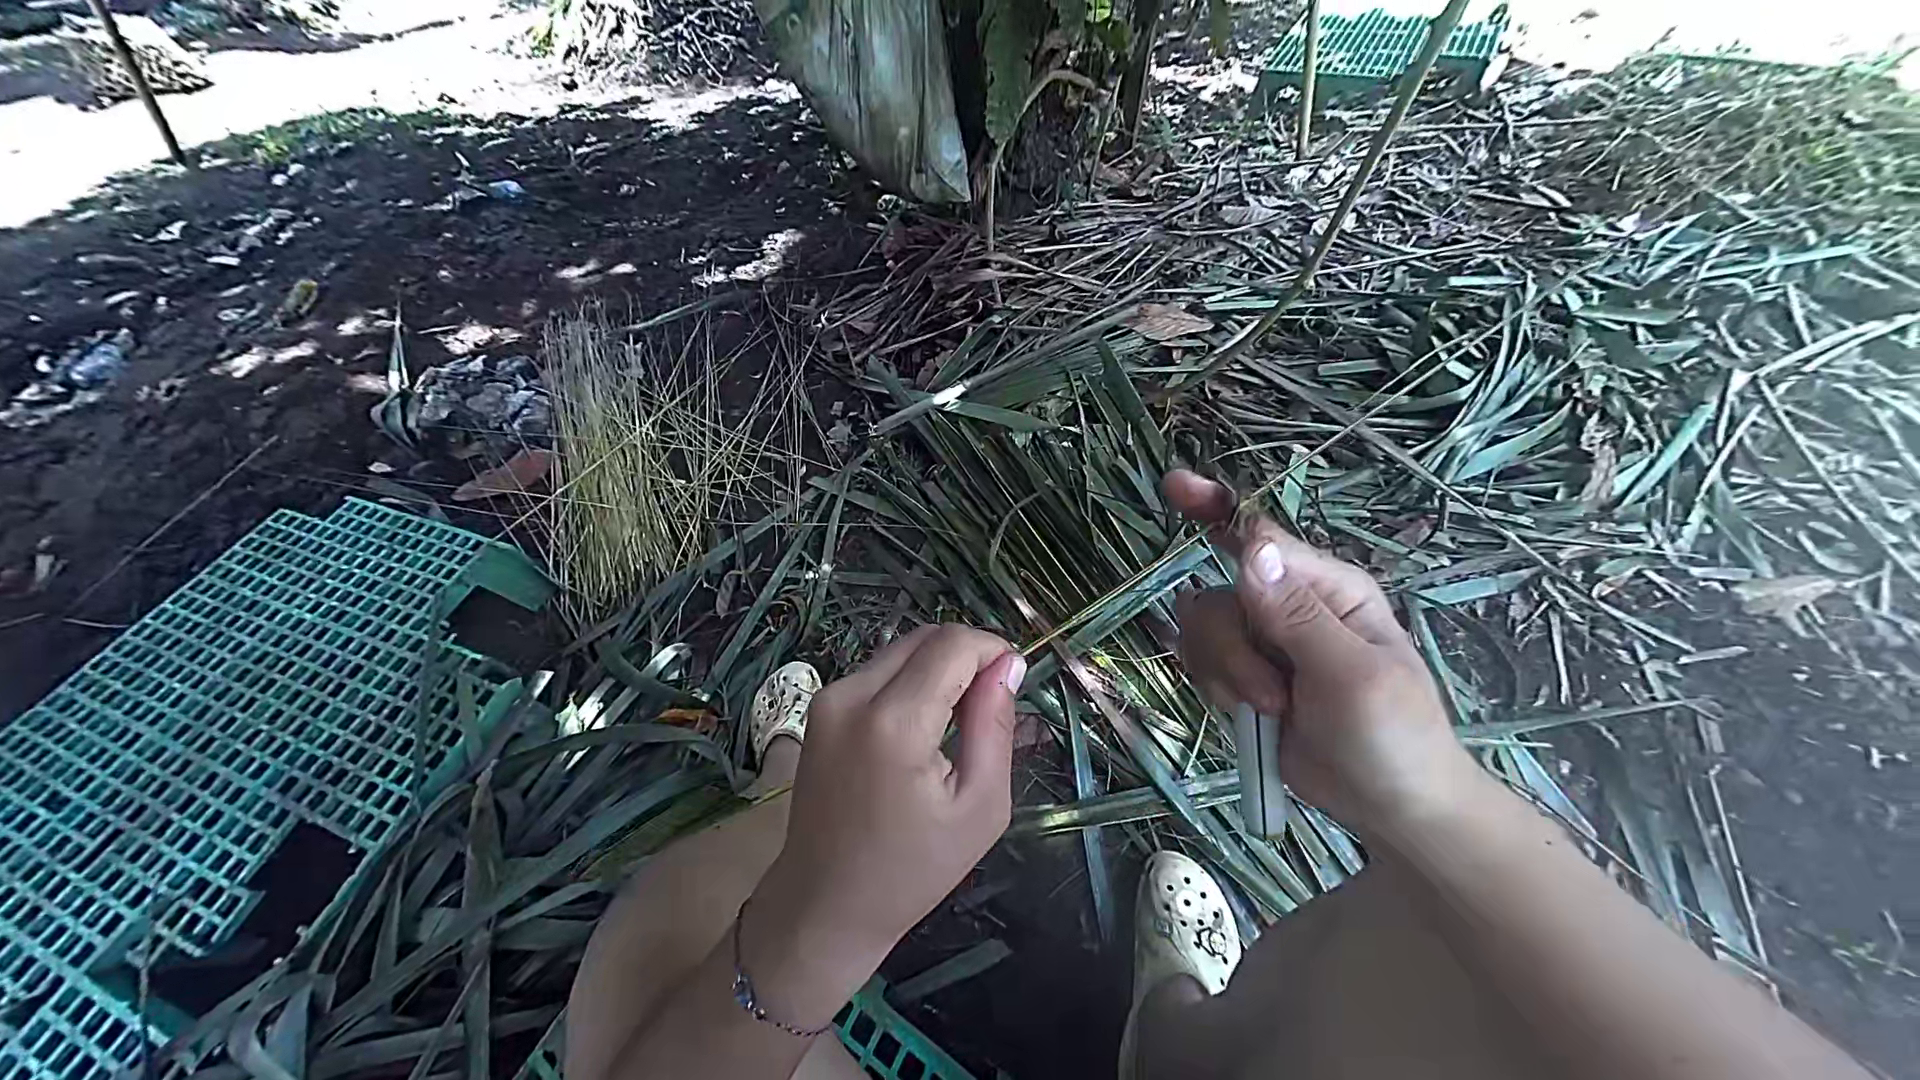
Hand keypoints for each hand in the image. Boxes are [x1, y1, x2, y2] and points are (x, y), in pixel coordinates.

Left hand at [744, 625, 1025, 1023]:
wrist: (823, 904)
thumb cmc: (911, 870)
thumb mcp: (979, 807)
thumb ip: (995, 726)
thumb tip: (1009, 664)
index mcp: (893, 723)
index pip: (952, 645)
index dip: (992, 650)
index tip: (1014, 679)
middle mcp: (852, 695)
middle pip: (926, 637)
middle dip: (968, 654)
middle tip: (991, 700)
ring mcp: (829, 697)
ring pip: (903, 649)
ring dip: (939, 666)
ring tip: (958, 717)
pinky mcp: (821, 705)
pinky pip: (879, 669)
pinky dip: (912, 679)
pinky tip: (923, 722)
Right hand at [1164, 470, 1477, 841]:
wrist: (1387, 806)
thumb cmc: (1392, 736)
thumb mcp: (1352, 675)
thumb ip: (1297, 614)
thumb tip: (1250, 548)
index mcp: (1327, 587)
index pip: (1261, 535)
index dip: (1215, 507)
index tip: (1173, 487)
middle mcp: (1287, 601)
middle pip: (1219, 594)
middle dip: (1233, 648)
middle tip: (1271, 694)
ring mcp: (1259, 637)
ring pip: (1201, 627)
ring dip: (1226, 673)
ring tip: (1271, 709)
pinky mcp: (1237, 669)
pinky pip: (1197, 658)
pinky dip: (1214, 686)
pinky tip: (1249, 711)